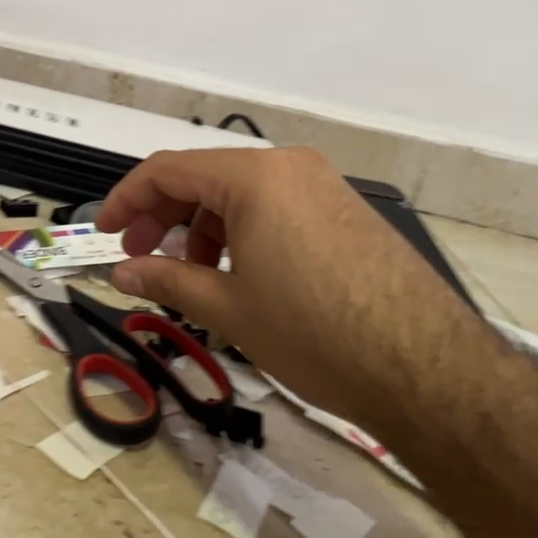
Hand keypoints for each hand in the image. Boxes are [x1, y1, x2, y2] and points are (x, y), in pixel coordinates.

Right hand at [95, 148, 477, 426]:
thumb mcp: (228, 307)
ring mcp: (323, 185)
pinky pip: (276, 205)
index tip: (106, 233)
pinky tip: (239, 272)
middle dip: (163, 215)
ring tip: (192, 272)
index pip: (167, 170)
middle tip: (140, 256)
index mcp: (254, 175)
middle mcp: (288, 165)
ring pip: (240, 191)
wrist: (431, 372)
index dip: (126, 200)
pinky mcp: (346, 210)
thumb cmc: (316, 331)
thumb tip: (121, 275)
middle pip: (203, 176)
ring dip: (203, 225)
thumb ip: (166, 279)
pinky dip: (243, 229)